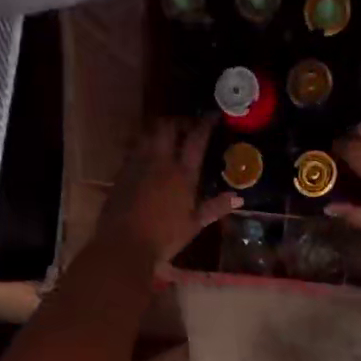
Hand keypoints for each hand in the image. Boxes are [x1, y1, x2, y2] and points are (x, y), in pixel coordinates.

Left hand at [100, 118, 238, 266]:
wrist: (124, 245)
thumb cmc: (164, 238)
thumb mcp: (194, 225)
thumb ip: (215, 208)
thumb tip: (239, 198)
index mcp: (182, 174)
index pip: (196, 139)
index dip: (205, 124)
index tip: (213, 116)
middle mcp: (160, 162)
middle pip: (167, 127)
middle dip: (178, 121)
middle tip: (187, 126)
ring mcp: (137, 164)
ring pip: (148, 134)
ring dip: (158, 130)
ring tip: (166, 137)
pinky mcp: (121, 173)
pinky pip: (134, 149)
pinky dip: (143, 145)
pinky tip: (147, 156)